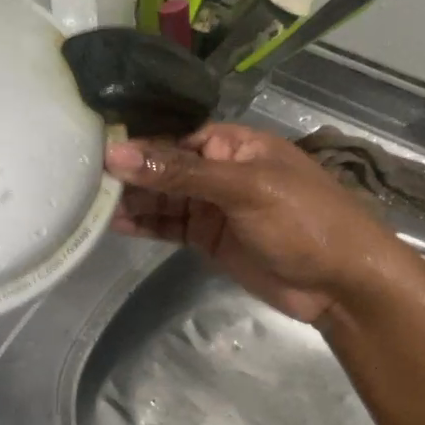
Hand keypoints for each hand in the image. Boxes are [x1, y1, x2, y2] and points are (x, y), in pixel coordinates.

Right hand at [104, 123, 408, 322]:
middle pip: (160, 167)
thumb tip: (115, 154)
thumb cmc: (306, 222)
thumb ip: (177, 172)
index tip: (89, 149)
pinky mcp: (205, 237)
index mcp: (233, 145)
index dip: (133, 143)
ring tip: (86, 204)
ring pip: (158, 198)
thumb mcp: (242, 189)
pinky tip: (111, 225)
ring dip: (128, 201)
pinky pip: (165, 226)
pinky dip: (140, 225)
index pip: (171, 136)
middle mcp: (217, 170)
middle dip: (125, 174)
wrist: (345, 288)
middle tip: (78, 179)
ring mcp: (210, 205)